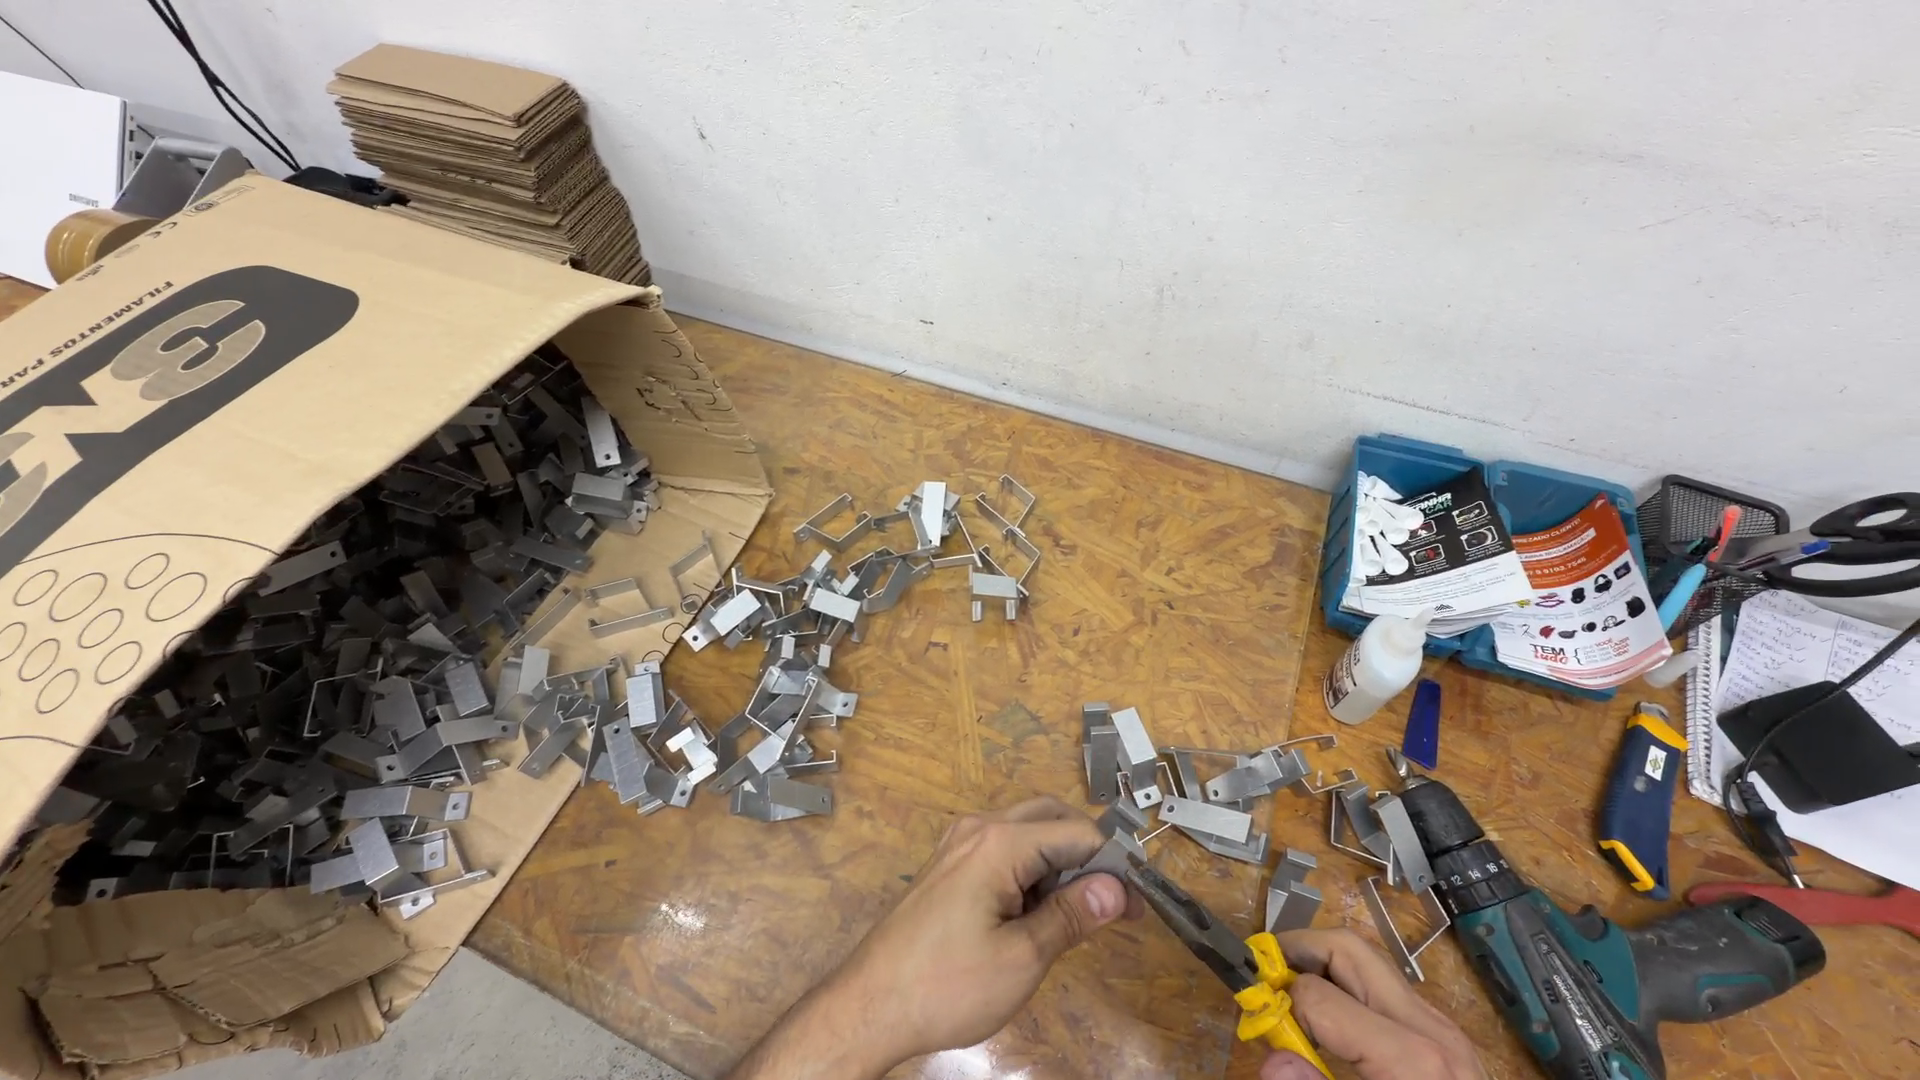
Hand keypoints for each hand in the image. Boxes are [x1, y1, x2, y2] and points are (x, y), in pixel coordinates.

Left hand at [726, 797, 1137, 1079]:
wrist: (869, 1005)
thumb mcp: (1021, 957)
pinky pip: (1003, 849)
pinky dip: (1031, 869)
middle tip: (1114, 904)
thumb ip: (1072, 915)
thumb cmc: (945, 985)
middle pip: (1052, 817)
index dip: (1115, 865)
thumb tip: (1118, 889)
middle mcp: (978, 828)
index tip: (1139, 905)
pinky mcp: (950, 865)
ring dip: (1059, 861)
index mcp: (998, 842)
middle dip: (1088, 853)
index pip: (1077, 833)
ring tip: (1077, 915)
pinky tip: (1037, 912)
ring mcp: (959, 844)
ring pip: (1028, 831)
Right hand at [1261, 929, 1483, 1079]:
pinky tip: (1332, 1026)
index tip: (1258, 1023)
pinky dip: (1347, 987)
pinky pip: (1386, 990)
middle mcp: (1430, 1031)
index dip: (1279, 1006)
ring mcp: (1443, 1030)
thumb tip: (1272, 1060)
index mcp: (1411, 1062)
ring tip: (1291, 998)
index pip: (1317, 995)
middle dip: (1297, 950)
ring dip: (1321, 965)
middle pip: (1349, 949)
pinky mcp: (1447, 1040)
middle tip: (1264, 977)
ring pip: (1368, 961)